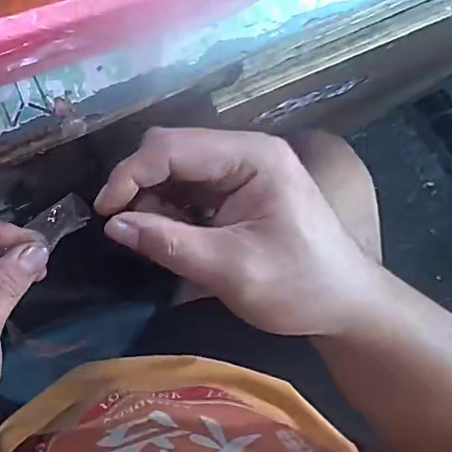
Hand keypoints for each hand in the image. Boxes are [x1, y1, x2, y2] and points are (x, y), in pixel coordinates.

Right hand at [94, 128, 384, 336]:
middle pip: (169, 148)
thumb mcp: (231, 270)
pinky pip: (186, 185)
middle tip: (123, 226)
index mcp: (252, 156)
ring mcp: (240, 168)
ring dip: (151, 197)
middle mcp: (244, 151)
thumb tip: (112, 225)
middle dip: (138, 184)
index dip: (130, 175)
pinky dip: (167, 207)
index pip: (171, 147)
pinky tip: (167, 233)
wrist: (347, 305)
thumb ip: (169, 243)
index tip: (104, 213)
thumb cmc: (299, 287)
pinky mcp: (235, 188)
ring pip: (173, 166)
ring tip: (149, 236)